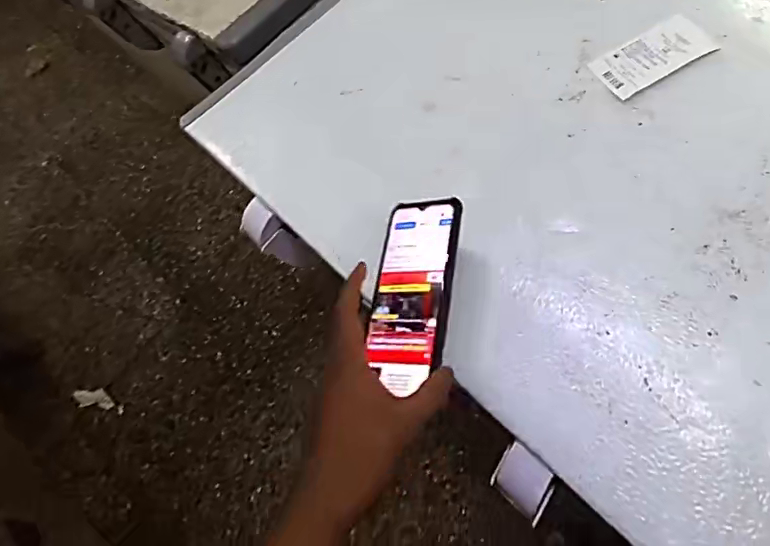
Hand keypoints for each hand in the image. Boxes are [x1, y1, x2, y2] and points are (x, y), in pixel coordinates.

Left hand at [271, 262, 454, 544]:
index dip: (352, 287)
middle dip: (362, 309)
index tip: (363, 267)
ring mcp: (328, 393)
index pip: (344, 314)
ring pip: (345, 353)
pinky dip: (365, 363)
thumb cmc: (359, 455)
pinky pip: (347, 373)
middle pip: (343, 329)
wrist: (322, 502)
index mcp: (346, 364)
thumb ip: (430, 395)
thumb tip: (447, 373)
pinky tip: (386, 379)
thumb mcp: (405, 424)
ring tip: (395, 334)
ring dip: (365, 338)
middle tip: (388, 298)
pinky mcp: (329, 412)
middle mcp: (333, 372)